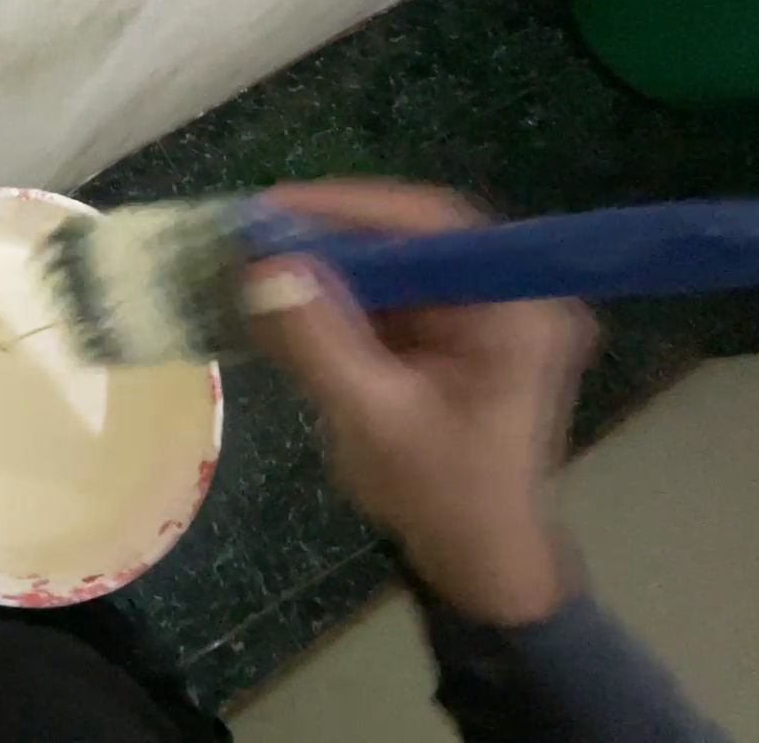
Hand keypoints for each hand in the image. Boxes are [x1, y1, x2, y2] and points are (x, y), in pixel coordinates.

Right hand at [243, 180, 595, 623]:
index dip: (353, 205)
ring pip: (375, 262)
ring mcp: (457, 313)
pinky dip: (314, 296)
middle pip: (400, 236)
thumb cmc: (440, 492)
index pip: (434, 225)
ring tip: (247, 265)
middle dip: (322, 234)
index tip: (278, 209)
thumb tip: (261, 269)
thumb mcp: (373, 417)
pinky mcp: (424, 333)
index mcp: (511, 310)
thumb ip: (318, 341)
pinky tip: (269, 305)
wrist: (468, 552)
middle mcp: (490, 296)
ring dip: (311, 263)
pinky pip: (364, 295)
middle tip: (250, 235)